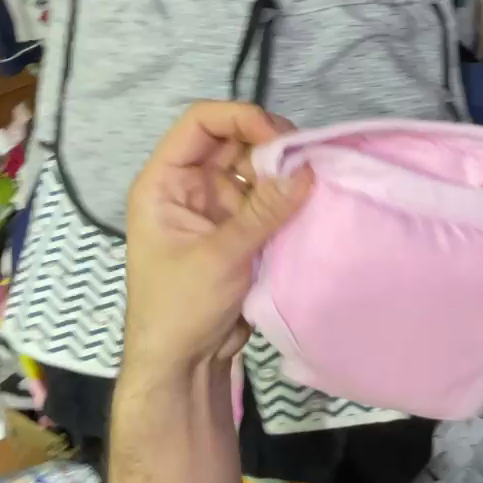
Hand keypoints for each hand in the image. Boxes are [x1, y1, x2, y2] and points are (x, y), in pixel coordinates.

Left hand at [123, 102, 310, 379]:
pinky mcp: (242, 228)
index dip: (240, 118)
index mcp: (166, 182)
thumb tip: (308, 170)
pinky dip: (290, 196)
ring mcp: (219, 206)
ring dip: (284, 171)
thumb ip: (264, 212)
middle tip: (309, 159)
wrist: (184, 364)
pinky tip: (312, 199)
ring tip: (316, 179)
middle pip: (235, 140)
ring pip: (257, 168)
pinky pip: (269, 198)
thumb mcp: (221, 256)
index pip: (201, 123)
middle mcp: (192, 186)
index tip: (280, 138)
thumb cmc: (180, 308)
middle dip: (271, 144)